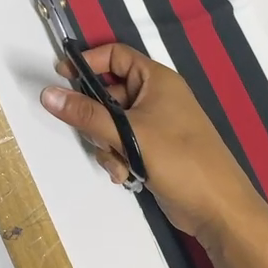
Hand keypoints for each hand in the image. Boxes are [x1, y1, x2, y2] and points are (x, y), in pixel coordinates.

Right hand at [40, 43, 267, 242]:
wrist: (221, 212)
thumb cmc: (179, 160)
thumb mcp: (127, 134)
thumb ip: (85, 113)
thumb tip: (46, 93)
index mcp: (156, 80)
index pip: (114, 55)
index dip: (87, 62)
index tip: (61, 76)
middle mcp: (156, 96)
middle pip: (108, 92)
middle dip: (96, 117)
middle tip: (90, 131)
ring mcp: (156, 124)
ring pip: (111, 121)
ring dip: (106, 143)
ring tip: (117, 162)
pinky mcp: (155, 149)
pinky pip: (122, 142)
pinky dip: (118, 157)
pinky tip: (124, 176)